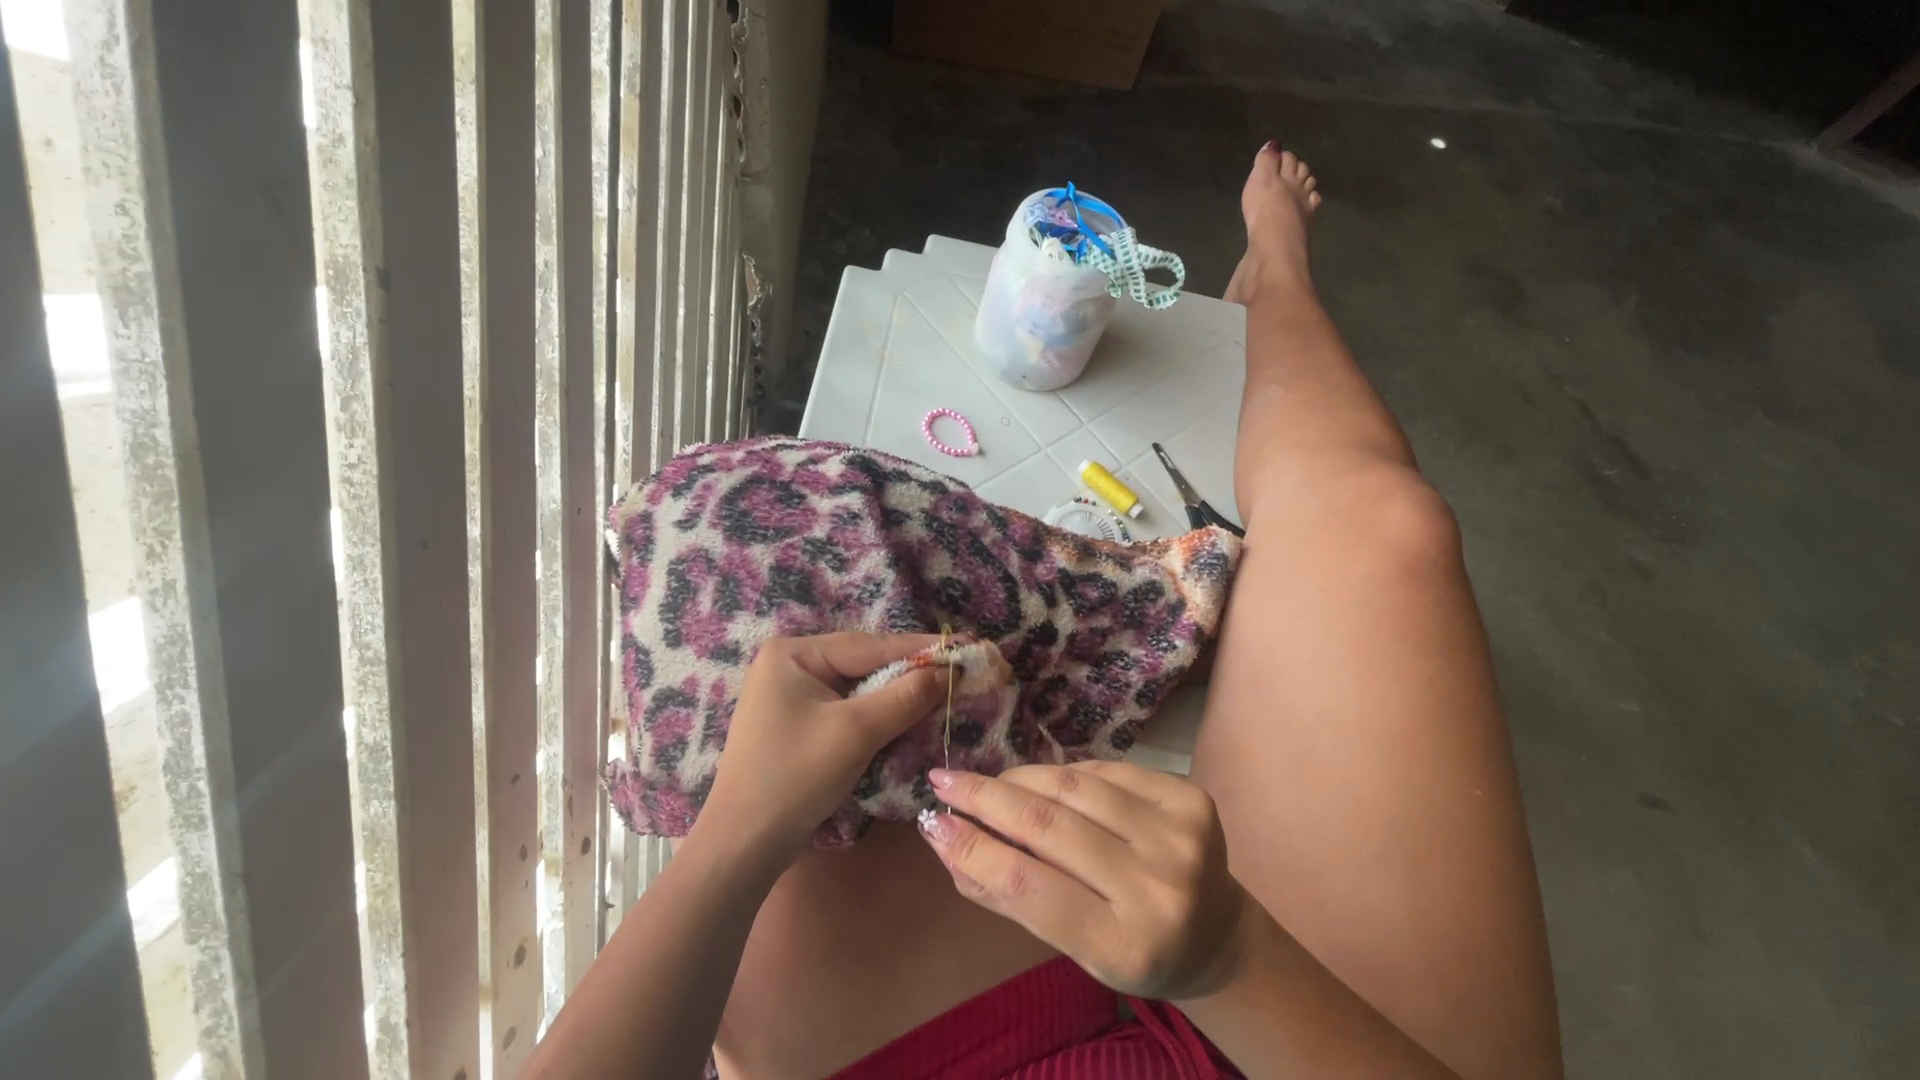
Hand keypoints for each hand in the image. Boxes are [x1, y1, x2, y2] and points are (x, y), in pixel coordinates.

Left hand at [696, 633, 946, 870]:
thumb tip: (951, 671)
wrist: (743, 844)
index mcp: (793, 653)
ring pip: (857, 688)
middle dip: (909, 672)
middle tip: (959, 674)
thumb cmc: (795, 777)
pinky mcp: (796, 724)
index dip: (921, 648)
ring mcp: (789, 695)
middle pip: (863, 663)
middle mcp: (788, 664)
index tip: (965, 647)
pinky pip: (846, 709)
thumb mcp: (856, 732)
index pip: (870, 645)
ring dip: (895, 695)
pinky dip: (875, 715)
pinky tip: (904, 719)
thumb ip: (905, 697)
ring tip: (941, 693)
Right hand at [918, 761, 1252, 1000]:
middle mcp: (1158, 887)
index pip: (1029, 886)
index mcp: (1123, 944)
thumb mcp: (1068, 946)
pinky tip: (1048, 784)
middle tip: (943, 781)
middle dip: (984, 797)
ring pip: (1074, 787)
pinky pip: (1106, 771)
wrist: (1217, 936)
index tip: (932, 822)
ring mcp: (1181, 837)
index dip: (973, 849)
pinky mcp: (1191, 798)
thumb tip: (942, 838)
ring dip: (1020, 779)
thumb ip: (1004, 895)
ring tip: (990, 783)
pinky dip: (1066, 775)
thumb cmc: (1131, 952)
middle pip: (1049, 825)